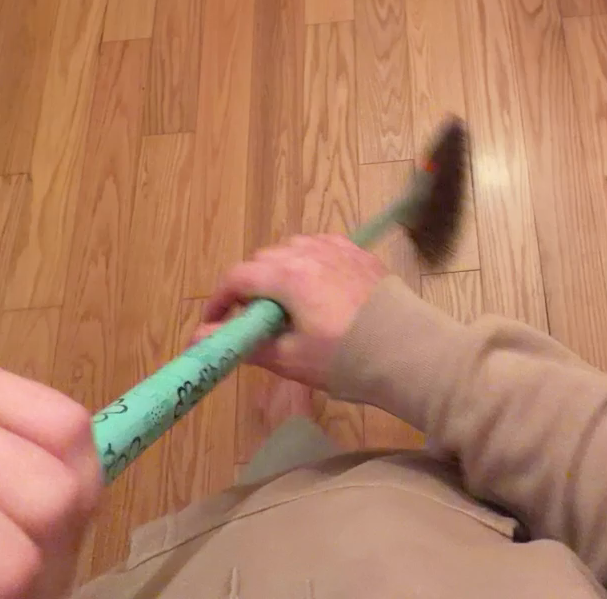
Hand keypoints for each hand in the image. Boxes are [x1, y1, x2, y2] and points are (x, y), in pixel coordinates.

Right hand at [196, 234, 387, 389]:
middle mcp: (310, 251)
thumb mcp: (290, 359)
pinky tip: (315, 290)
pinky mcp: (359, 252)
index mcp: (289, 275)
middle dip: (250, 287)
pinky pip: (321, 249)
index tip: (214, 325)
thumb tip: (199, 339)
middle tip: (251, 321)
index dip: (220, 300)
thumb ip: (244, 343)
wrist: (408, 350)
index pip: (238, 276)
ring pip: (293, 250)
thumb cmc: (345, 359)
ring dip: (280, 273)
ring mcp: (338, 247)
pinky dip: (308, 264)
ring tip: (285, 307)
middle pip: (265, 260)